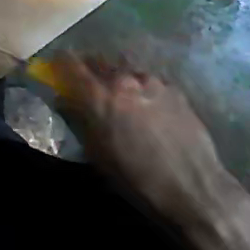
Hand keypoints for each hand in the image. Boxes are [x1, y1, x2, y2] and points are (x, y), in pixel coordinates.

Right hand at [57, 56, 242, 229]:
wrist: (194, 188)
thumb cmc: (139, 182)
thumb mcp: (100, 156)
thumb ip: (80, 121)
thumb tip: (65, 100)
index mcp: (102, 96)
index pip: (71, 64)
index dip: (60, 63)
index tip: (55, 67)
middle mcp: (125, 79)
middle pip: (99, 61)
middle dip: (89, 70)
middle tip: (86, 85)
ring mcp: (152, 80)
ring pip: (124, 68)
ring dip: (116, 77)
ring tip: (119, 96)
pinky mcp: (174, 87)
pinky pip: (147, 79)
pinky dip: (139, 87)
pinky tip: (146, 106)